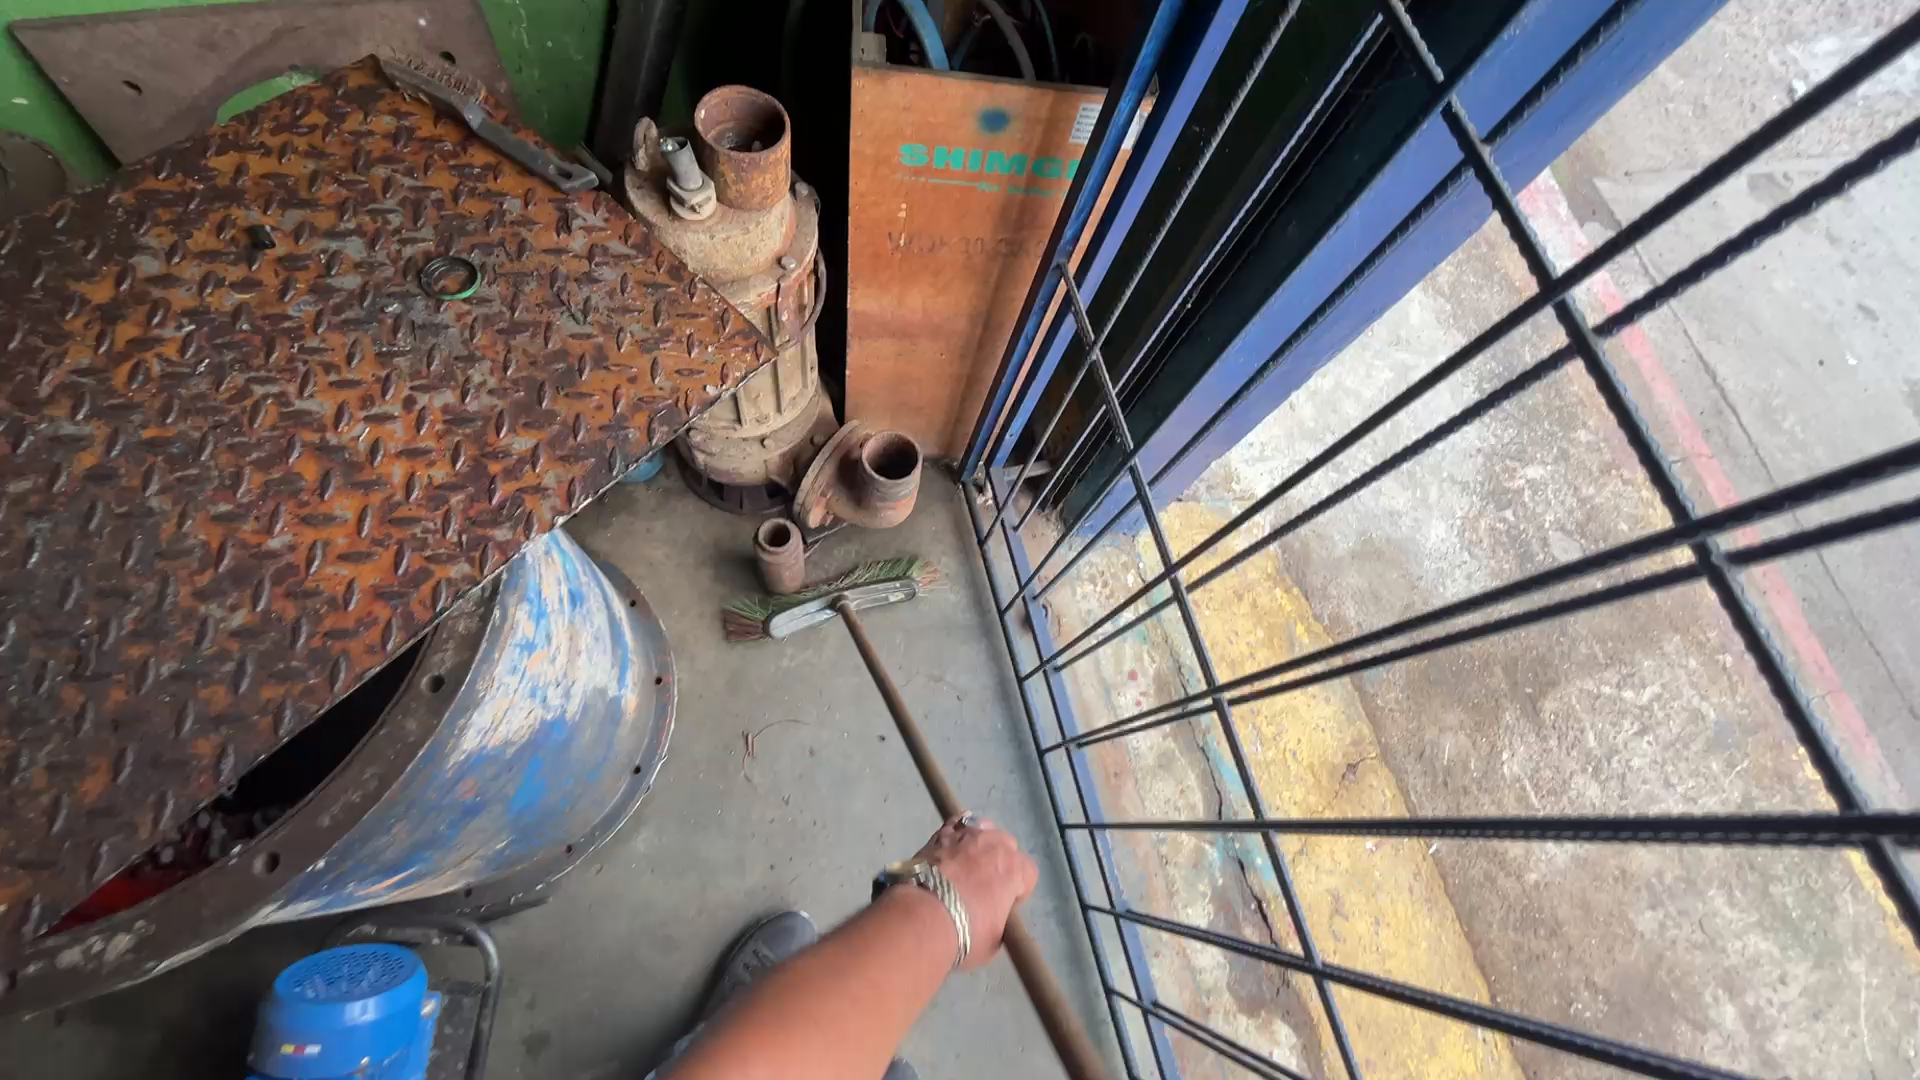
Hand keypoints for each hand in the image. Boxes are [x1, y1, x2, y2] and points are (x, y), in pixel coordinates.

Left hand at [909, 816, 1037, 970]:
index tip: (1006, 905)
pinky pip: (956, 824)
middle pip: (1007, 845)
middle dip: (1001, 862)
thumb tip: (991, 915)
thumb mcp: (993, 940)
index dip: (1019, 890)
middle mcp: (993, 844)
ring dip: (980, 844)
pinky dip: (956, 834)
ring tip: (967, 864)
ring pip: (983, 828)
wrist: (921, 918)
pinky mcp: (940, 833)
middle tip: (985, 886)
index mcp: (1013, 869)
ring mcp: (966, 834)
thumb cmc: (963, 934)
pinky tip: (949, 848)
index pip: (1029, 872)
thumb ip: (999, 919)